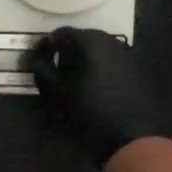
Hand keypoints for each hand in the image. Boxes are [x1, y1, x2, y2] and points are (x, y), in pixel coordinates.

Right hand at [26, 26, 162, 165]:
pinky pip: (112, 60)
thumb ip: (41, 69)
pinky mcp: (137, 68)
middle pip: (80, 38)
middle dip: (66, 51)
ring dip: (84, 59)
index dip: (45, 46)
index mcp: (88, 41)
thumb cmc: (87, 113)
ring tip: (74, 79)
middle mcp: (109, 39)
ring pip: (98, 49)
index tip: (38, 60)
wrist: (130, 137)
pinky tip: (95, 86)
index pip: (59, 33)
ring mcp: (127, 53)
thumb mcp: (55, 93)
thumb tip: (34, 57)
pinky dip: (100, 67)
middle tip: (55, 70)